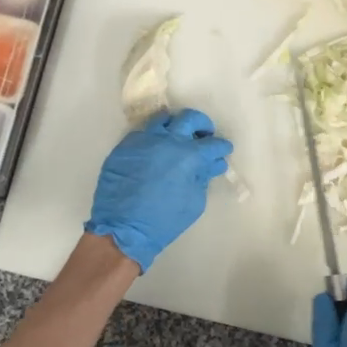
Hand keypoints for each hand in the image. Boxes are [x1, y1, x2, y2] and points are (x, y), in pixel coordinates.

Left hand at [84, 109, 233, 271]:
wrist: (123, 228)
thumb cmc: (164, 220)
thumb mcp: (194, 202)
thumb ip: (203, 178)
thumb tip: (211, 164)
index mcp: (189, 156)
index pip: (213, 144)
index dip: (221, 147)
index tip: (223, 150)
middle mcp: (167, 140)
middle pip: (190, 118)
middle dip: (202, 124)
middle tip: (204, 134)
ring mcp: (144, 140)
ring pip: (163, 119)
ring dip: (174, 125)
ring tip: (176, 136)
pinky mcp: (125, 146)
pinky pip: (143, 134)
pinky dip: (153, 138)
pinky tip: (154, 151)